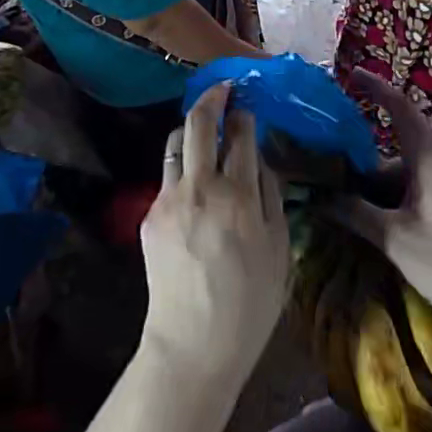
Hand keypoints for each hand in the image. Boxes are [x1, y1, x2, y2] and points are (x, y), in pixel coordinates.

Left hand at [139, 84, 290, 394]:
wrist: (195, 342)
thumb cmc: (250, 304)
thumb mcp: (281, 252)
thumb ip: (272, 198)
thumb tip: (261, 161)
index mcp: (241, 198)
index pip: (241, 136)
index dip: (245, 114)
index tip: (247, 105)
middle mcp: (202, 188)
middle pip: (200, 124)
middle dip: (212, 98)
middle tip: (222, 90)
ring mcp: (170, 198)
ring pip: (176, 143)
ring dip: (191, 128)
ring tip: (203, 128)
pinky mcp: (150, 213)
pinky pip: (167, 177)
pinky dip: (182, 169)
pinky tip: (193, 183)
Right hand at [339, 69, 431, 336]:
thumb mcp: (398, 240)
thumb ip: (355, 213)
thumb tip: (316, 196)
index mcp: (429, 158)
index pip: (398, 107)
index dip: (373, 87)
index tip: (347, 73)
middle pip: (390, 148)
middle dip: (355, 157)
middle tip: (317, 166)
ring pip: (400, 172)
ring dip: (371, 184)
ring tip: (334, 200)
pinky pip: (414, 186)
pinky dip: (389, 196)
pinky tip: (370, 219)